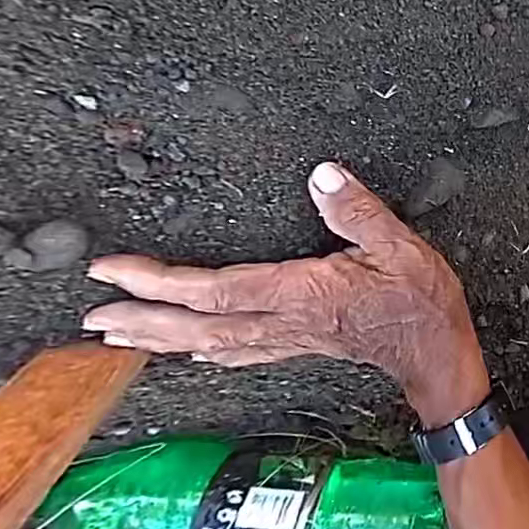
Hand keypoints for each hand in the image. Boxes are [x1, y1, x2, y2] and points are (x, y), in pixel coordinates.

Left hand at [84, 161, 488, 425]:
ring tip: (121, 335)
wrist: (434, 347)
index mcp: (305, 292)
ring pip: (213, 342)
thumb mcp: (400, 245)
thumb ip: (358, 211)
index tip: (114, 270)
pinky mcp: (303, 343)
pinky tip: (195, 352)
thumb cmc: (419, 300)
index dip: (160, 281)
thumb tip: (323, 176)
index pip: (218, 289)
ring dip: (162, 339)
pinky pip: (241, 352)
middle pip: (200, 324)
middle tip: (94, 314)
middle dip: (143, 318)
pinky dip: (205, 351)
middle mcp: (289, 319)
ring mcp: (293, 337)